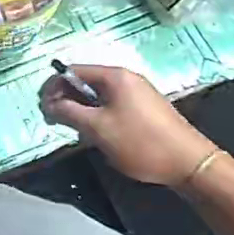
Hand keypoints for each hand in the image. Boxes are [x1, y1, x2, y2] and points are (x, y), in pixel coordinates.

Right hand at [39, 64, 216, 187]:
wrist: (189, 163)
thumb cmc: (140, 142)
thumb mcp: (97, 128)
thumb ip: (68, 112)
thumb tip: (49, 103)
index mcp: (114, 76)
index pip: (73, 70)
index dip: (54, 87)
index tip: (44, 108)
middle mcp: (126, 78)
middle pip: (85, 81)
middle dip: (67, 100)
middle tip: (57, 122)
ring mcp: (138, 93)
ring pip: (98, 96)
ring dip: (83, 111)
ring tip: (78, 132)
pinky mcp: (145, 108)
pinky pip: (113, 105)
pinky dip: (99, 116)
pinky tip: (100, 135)